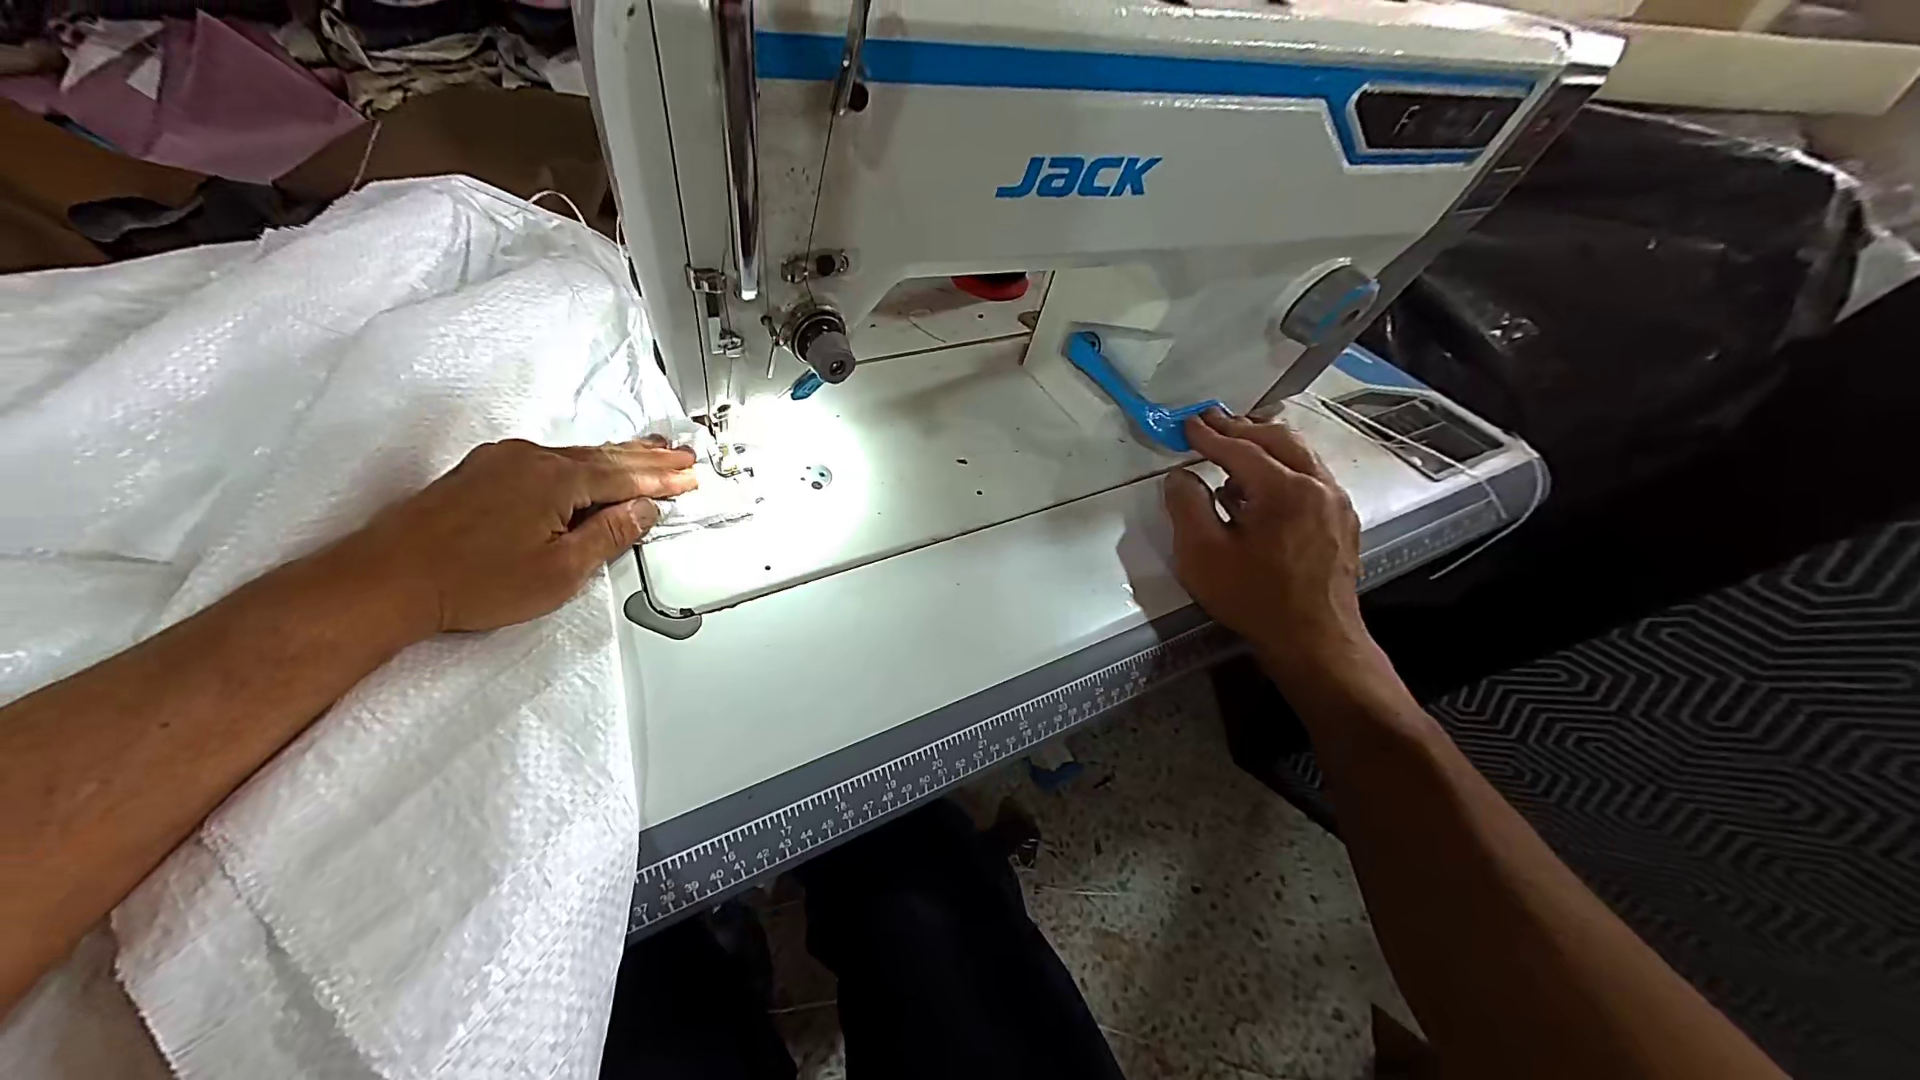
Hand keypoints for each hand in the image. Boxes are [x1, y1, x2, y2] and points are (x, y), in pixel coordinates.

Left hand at [319, 436, 697, 637]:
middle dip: (650, 457)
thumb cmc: (471, 582)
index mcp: (556, 480)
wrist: (384, 581)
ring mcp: (503, 462)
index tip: (690, 477)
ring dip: (619, 455)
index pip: (628, 477)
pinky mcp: (483, 472)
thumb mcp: (561, 571)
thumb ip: (610, 535)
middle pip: (607, 456)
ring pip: (579, 454)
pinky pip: (550, 458)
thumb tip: (643, 510)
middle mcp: (531, 460)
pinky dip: (583, 461)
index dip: (664, 479)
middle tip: (681, 455)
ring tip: (650, 450)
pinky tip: (592, 463)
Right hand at [1163, 409, 1368, 675]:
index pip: (1241, 449)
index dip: (1210, 436)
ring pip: (1300, 454)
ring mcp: (1335, 503)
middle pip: (1278, 439)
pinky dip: (1282, 466)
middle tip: (1211, 420)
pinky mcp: (1341, 521)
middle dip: (1241, 427)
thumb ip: (1186, 506)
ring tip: (1235, 441)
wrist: (1314, 641)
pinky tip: (1260, 483)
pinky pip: (1310, 476)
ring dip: (1264, 443)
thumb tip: (1181, 476)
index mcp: (1285, 489)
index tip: (1188, 424)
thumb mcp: (1202, 554)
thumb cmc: (1254, 598)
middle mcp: (1318, 486)